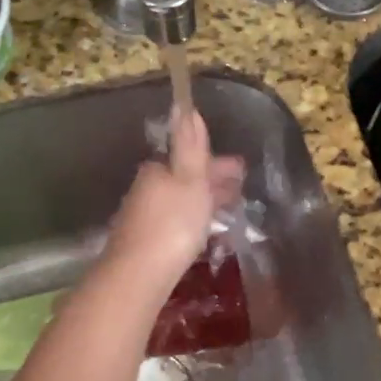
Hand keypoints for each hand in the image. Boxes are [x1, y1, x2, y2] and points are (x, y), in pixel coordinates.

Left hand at [104, 107, 246, 289]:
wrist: (140, 274)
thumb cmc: (173, 223)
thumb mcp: (190, 180)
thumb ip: (191, 146)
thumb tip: (185, 106)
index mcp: (158, 169)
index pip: (190, 157)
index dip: (217, 163)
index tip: (241, 170)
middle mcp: (146, 188)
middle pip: (185, 179)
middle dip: (212, 182)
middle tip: (240, 192)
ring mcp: (143, 216)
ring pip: (181, 201)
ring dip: (204, 203)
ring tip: (228, 213)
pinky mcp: (145, 242)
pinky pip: (176, 222)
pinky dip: (194, 222)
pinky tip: (204, 233)